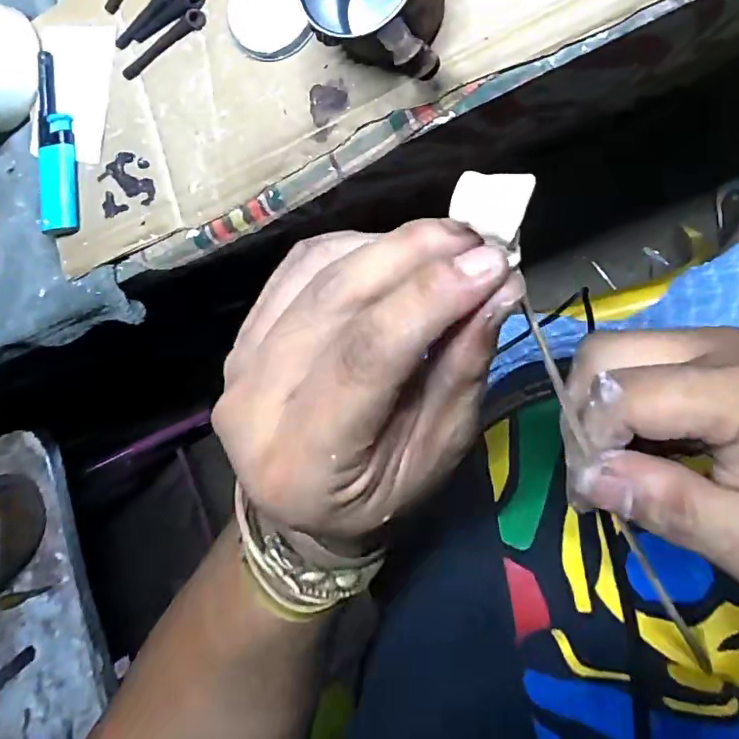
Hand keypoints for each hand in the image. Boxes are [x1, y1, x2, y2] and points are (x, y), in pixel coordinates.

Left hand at [215, 220, 524, 552]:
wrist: (296, 502)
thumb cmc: (375, 493)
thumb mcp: (434, 452)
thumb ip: (462, 369)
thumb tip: (498, 287)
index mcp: (303, 459)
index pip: (366, 355)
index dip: (429, 298)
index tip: (491, 262)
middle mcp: (254, 402)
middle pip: (335, 297)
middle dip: (413, 253)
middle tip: (475, 236)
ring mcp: (239, 357)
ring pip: (316, 268)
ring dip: (388, 243)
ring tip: (446, 242)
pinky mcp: (243, 328)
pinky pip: (301, 263)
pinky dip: (355, 245)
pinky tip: (394, 251)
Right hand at [563, 328, 738, 632]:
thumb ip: (676, 509)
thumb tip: (588, 478)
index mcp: (736, 391)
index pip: (615, 395)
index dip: (587, 447)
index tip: (594, 505)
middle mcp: (718, 348)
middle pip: (602, 354)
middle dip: (580, 415)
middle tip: (597, 480)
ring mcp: (721, 346)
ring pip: (615, 352)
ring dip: (597, 406)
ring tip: (618, 468)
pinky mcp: (724, 358)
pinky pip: (643, 362)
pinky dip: (622, 401)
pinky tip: (646, 450)